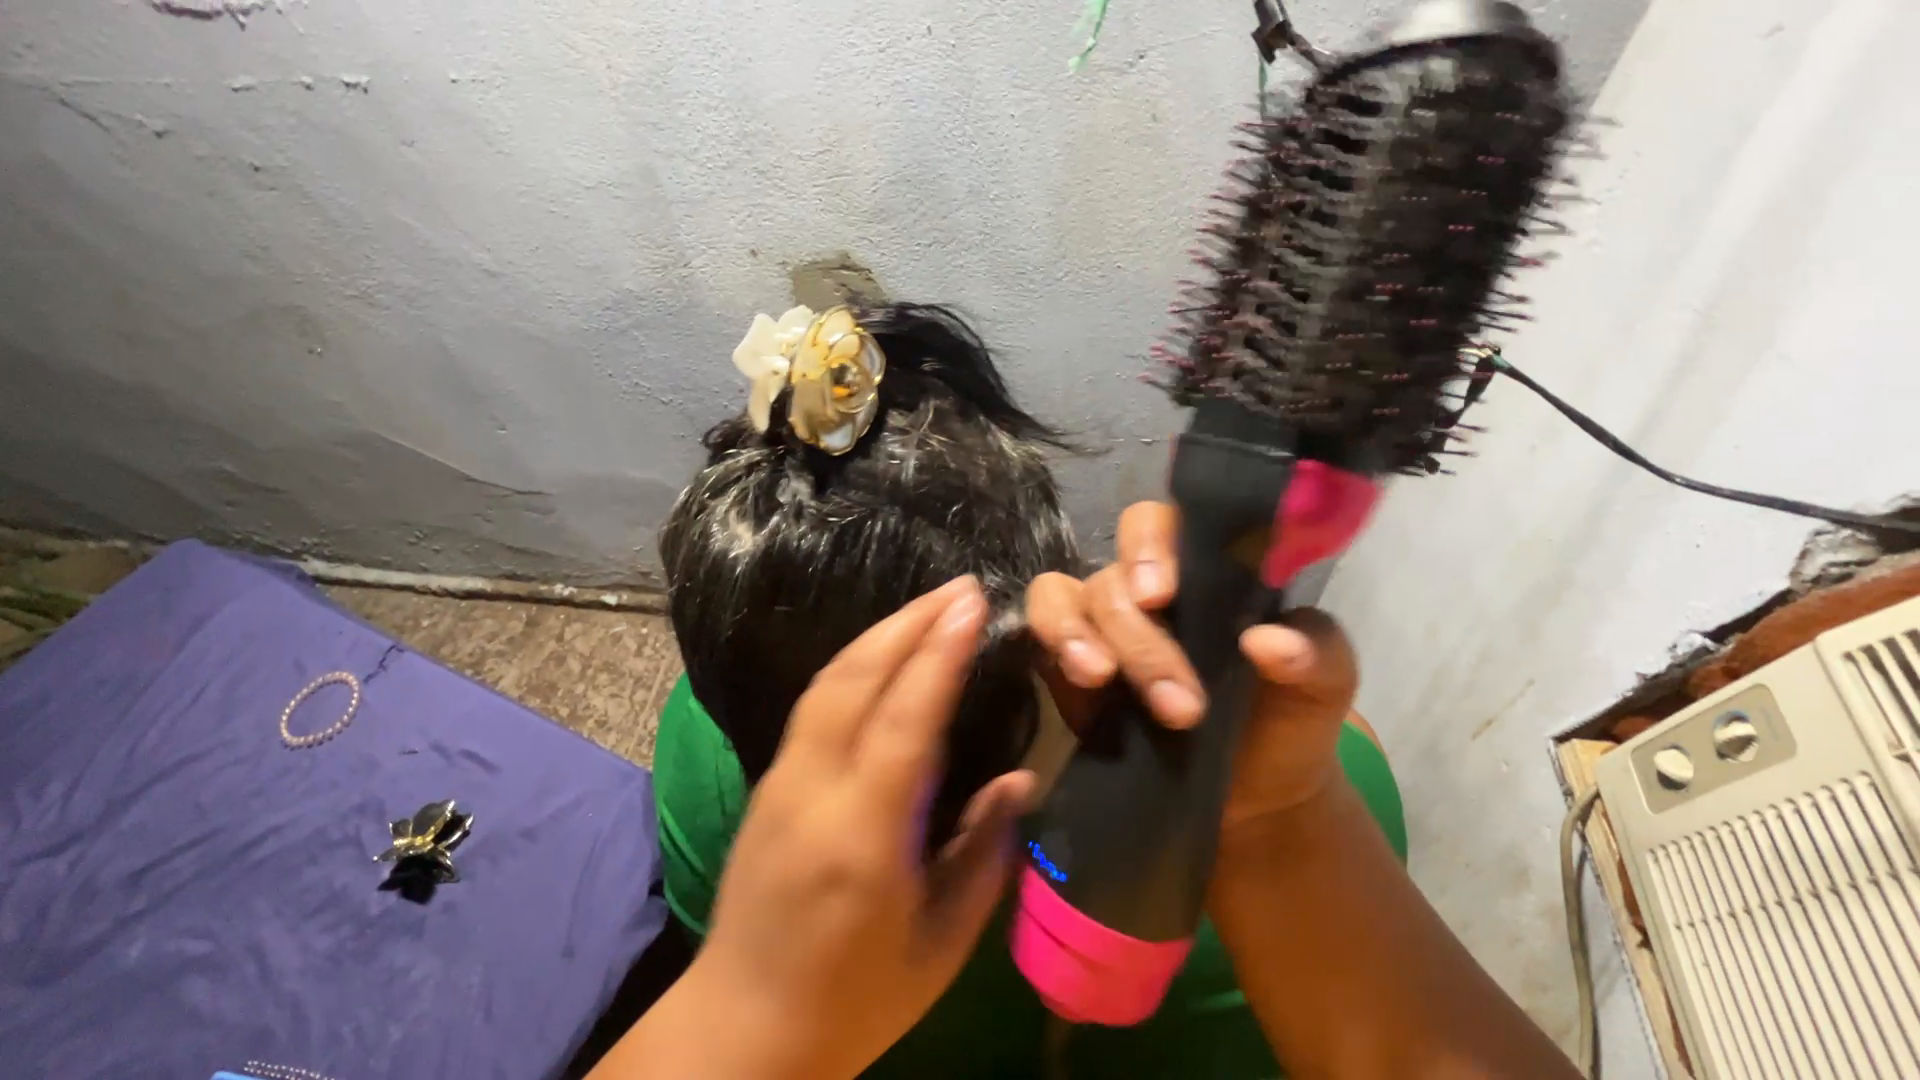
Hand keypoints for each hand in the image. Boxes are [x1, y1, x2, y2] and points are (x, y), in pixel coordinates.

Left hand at [691, 576, 1036, 1078]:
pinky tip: (880, 654)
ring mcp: (780, 782)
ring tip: (927, 607)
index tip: (972, 603)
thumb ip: (984, 852)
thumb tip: (1021, 778)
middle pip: (857, 679)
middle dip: (910, 623)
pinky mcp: (767, 785)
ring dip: (879, 635)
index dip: (940, 653)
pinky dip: (853, 664)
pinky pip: (813, 704)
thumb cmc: (858, 996)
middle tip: (960, 587)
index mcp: (861, 834)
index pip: (905, 718)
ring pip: (827, 683)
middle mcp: (812, 791)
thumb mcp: (942, 941)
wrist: (744, 1028)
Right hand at [1024, 501, 1357, 830]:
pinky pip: (1037, 632)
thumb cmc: (1288, 718)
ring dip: (1075, 632)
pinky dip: (1051, 644)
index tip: (1162, 594)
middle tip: (1180, 707)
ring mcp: (1100, 624)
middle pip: (1112, 577)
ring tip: (1098, 677)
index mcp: (1201, 570)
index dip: (1150, 547)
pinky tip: (1080, 679)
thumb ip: (1316, 652)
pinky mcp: (1065, 664)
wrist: (1254, 791)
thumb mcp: (1324, 683)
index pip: (1160, 525)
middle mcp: (1143, 587)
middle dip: (1138, 637)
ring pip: (1062, 595)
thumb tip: (1270, 642)